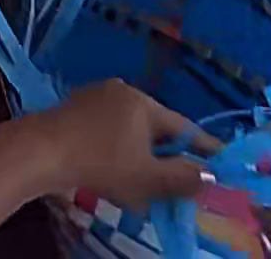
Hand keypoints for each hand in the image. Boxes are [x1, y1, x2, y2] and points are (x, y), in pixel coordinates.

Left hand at [39, 80, 219, 210]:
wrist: (47, 149)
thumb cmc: (103, 163)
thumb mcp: (150, 179)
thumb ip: (184, 177)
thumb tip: (209, 173)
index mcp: (143, 102)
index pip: (185, 127)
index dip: (205, 148)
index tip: (224, 164)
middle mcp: (123, 90)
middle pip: (159, 124)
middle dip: (173, 151)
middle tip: (187, 177)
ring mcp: (98, 93)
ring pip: (135, 124)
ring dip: (147, 148)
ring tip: (156, 174)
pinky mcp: (81, 103)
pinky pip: (114, 123)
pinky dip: (124, 141)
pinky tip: (123, 162)